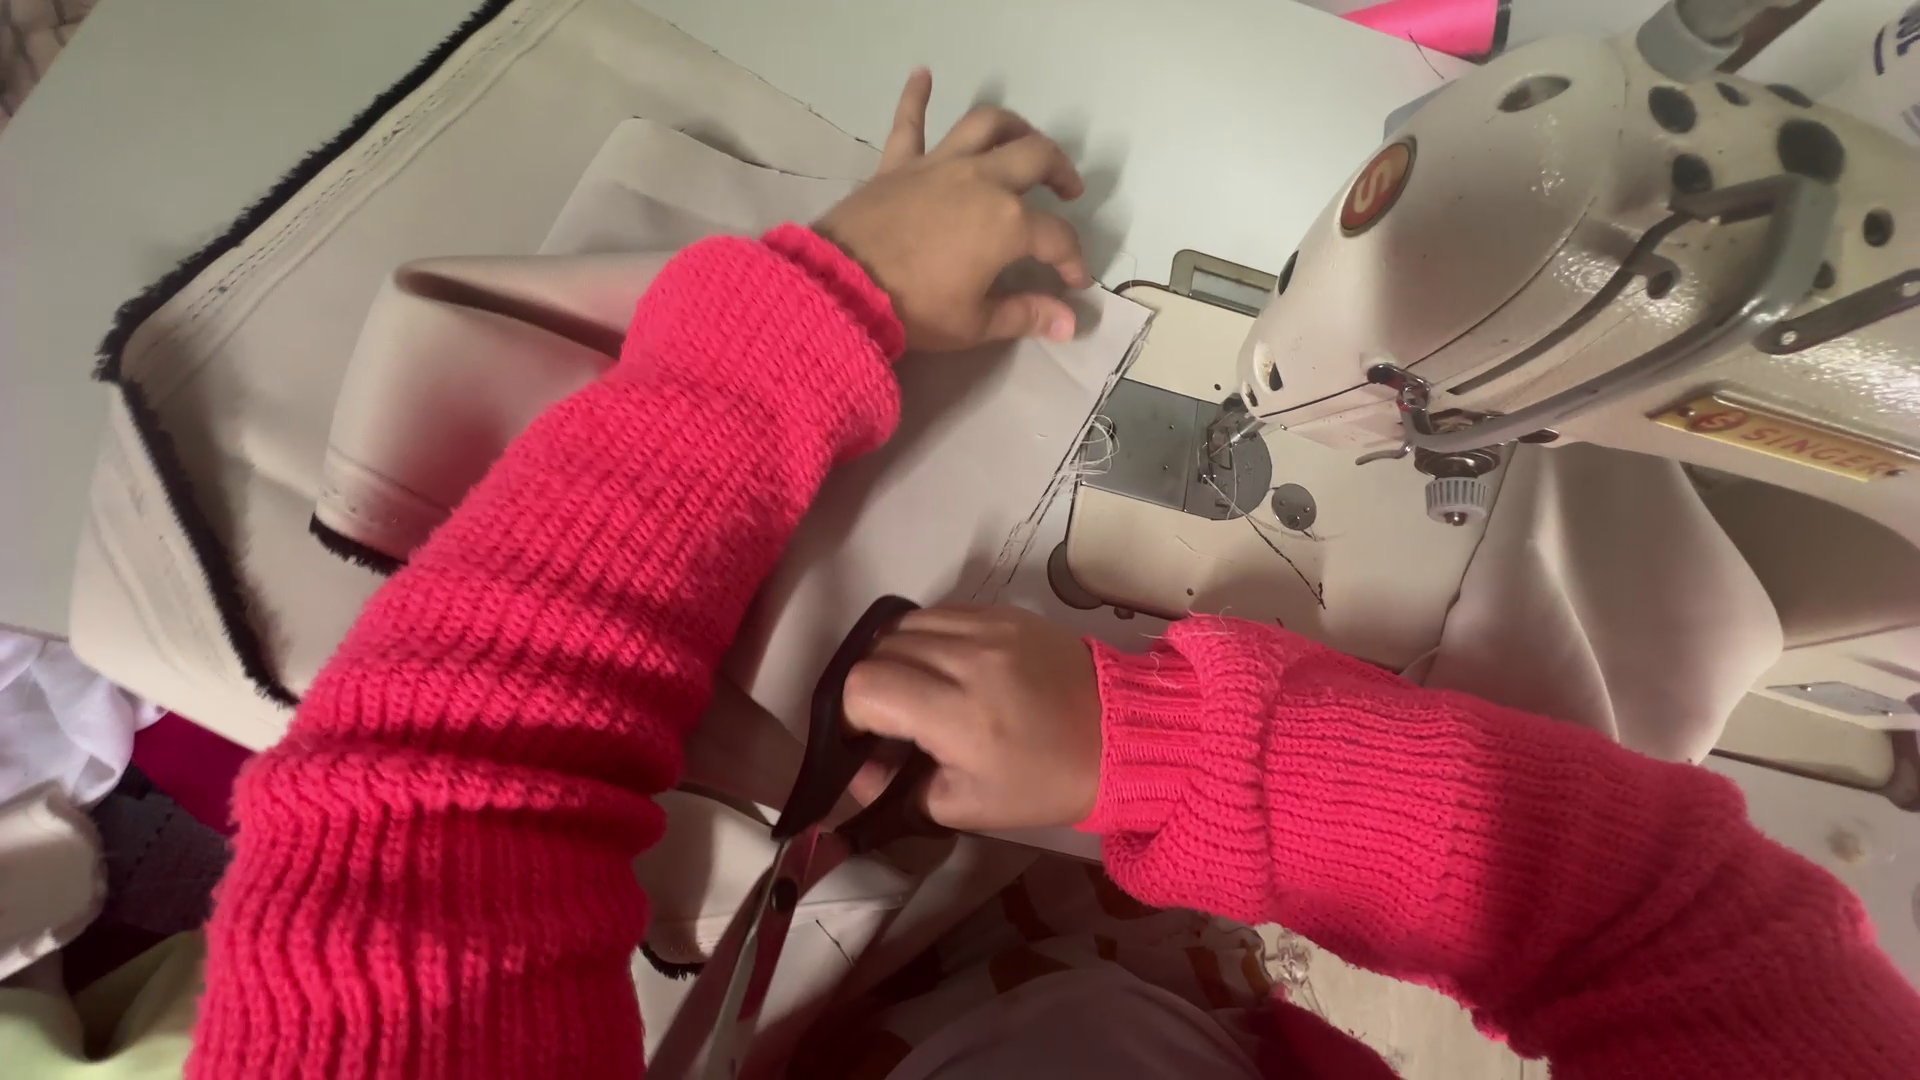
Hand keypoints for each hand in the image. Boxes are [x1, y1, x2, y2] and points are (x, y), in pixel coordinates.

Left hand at [815, 69, 1092, 352]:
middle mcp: (981, 180)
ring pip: (987, 126)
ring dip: (1014, 127)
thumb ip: (1026, 315)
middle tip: (1068, 190)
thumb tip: (1070, 323)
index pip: (1056, 237)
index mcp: (1007, 223)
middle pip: (1035, 157)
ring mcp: (938, 165)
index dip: (1073, 260)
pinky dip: (916, 96)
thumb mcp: (976, 324)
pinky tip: (923, 74)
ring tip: (1025, 141)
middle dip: (1060, 172)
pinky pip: (909, 121)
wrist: (844, 288)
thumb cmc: (916, 310)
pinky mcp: (898, 163)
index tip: (1075, 282)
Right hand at [842, 605, 1101, 829]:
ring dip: (895, 656)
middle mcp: (966, 658)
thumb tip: (862, 772)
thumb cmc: (1043, 780)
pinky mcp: (1004, 611)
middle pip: (878, 651)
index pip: (865, 686)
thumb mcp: (967, 806)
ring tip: (916, 688)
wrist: (1118, 733)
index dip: (851, 715)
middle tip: (891, 720)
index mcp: (957, 713)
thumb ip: (901, 790)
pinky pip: (941, 612)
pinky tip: (943, 663)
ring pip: (904, 624)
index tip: (867, 738)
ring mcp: (987, 626)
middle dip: (872, 688)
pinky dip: (927, 636)